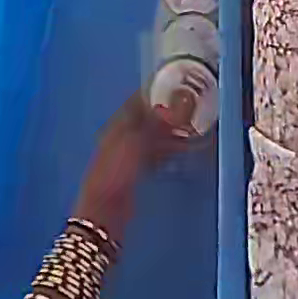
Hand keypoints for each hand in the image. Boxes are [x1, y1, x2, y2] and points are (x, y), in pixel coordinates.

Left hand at [72, 92, 184, 234]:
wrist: (104, 213)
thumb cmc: (116, 173)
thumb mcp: (137, 144)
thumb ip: (157, 124)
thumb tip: (177, 104)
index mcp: (118, 125)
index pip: (137, 101)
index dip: (155, 92)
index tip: (177, 85)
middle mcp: (122, 136)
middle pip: (147, 118)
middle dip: (168, 111)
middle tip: (191, 106)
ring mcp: (128, 155)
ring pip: (154, 135)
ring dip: (172, 130)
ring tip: (193, 126)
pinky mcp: (136, 172)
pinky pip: (157, 153)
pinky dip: (170, 147)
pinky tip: (184, 149)